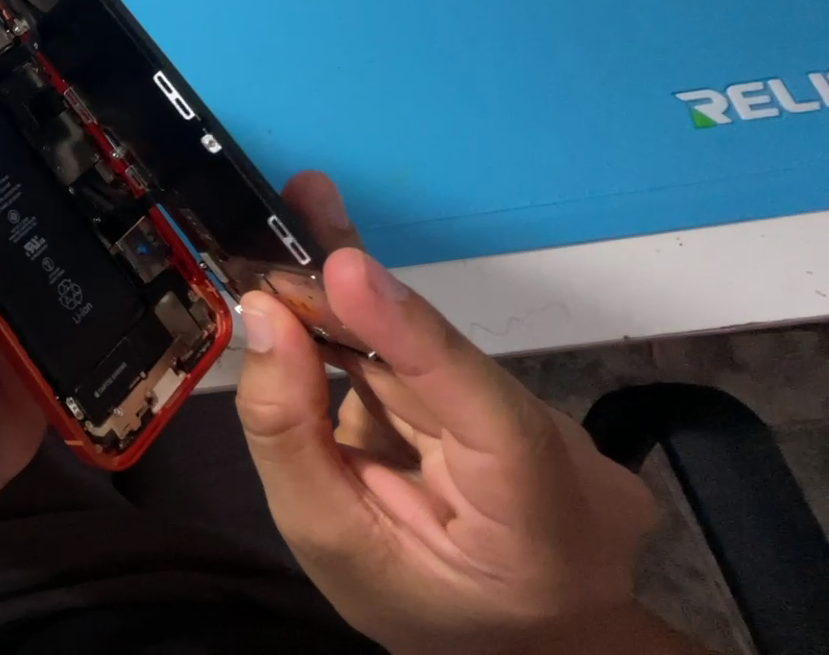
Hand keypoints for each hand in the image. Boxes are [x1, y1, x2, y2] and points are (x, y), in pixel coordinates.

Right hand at [236, 172, 660, 654]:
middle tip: (288, 224)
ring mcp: (554, 431)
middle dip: (351, 306)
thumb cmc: (411, 601)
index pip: (493, 426)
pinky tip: (317, 294)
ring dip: (349, 309)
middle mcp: (575, 469)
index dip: (414, 337)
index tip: (343, 267)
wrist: (503, 636)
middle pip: (448, 370)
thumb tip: (264, 316)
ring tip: (286, 249)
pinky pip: (428, 356)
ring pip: (430, 353)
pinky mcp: (517, 405)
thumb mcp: (324, 534)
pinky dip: (364, 329)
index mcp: (545, 539)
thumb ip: (287, 431)